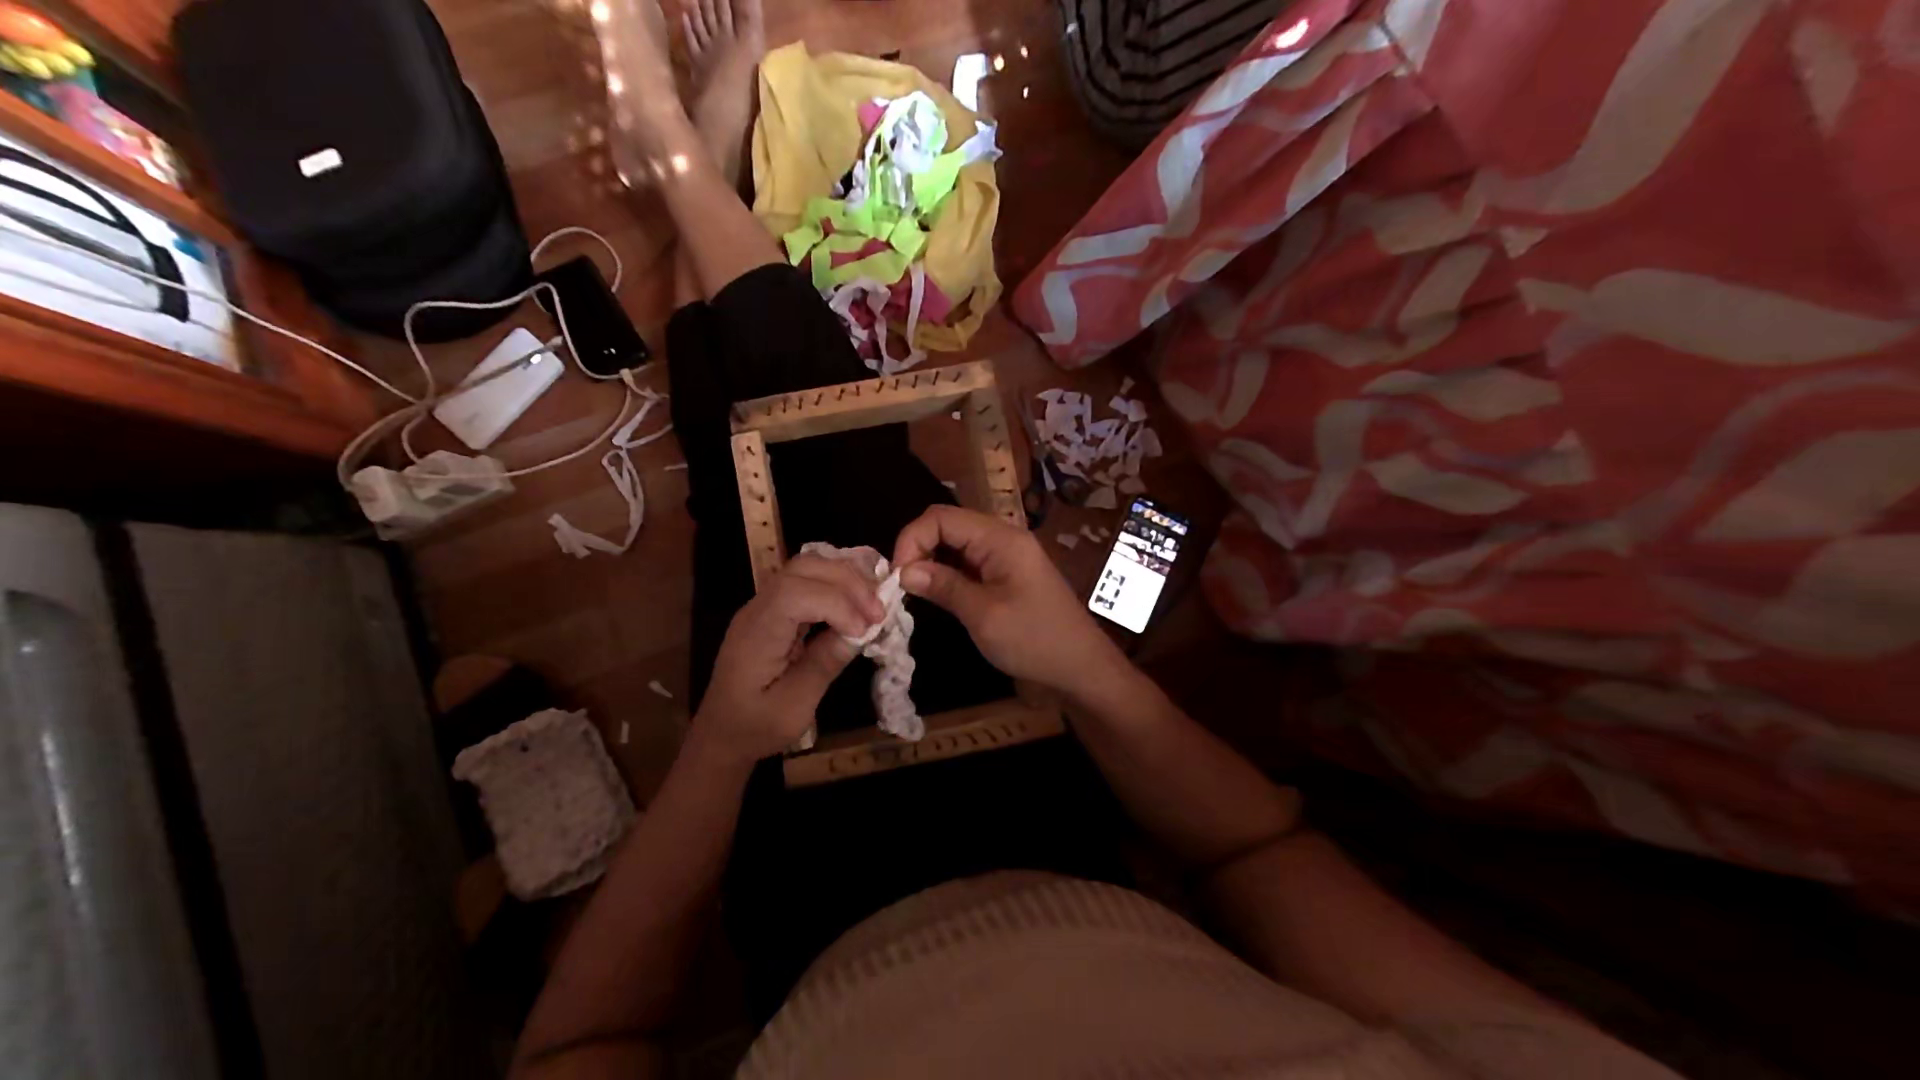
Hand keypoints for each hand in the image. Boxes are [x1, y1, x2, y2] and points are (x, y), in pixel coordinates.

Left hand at [693, 553, 883, 762]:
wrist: (721, 734)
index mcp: (757, 633)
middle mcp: (757, 609)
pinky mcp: (774, 610)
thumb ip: (824, 664)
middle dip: (847, 582)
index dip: (836, 602)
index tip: (863, 630)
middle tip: (879, 612)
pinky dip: (837, 584)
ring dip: (845, 578)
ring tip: (873, 605)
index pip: (795, 592)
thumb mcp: (794, 707)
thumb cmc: (755, 726)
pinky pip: (806, 580)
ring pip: (807, 567)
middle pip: (803, 567)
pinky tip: (857, 602)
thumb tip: (860, 632)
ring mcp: (764, 605)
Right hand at [892, 505, 1128, 697]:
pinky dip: (947, 574)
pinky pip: (967, 563)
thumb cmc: (1034, 640)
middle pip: (947, 526)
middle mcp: (1002, 539)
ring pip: (955, 545)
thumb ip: (943, 586)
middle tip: (902, 585)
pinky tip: (935, 595)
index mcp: (1000, 538)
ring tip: (912, 592)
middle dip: (918, 549)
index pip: (942, 516)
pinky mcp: (1004, 576)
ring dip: (930, 562)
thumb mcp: (983, 615)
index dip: (912, 538)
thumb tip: (903, 571)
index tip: (898, 575)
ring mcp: (1005, 557)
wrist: (1080, 668)